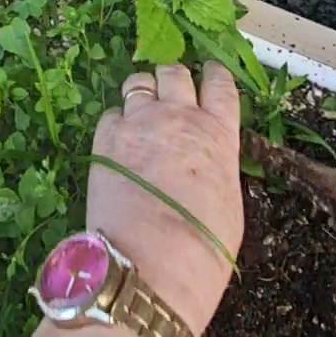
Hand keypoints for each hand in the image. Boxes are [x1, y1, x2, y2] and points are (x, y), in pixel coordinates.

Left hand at [86, 61, 243, 333]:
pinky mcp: (106, 134)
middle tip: (171, 95)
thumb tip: (205, 156)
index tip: (209, 73)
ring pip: (139, 82)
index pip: (220, 84)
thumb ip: (216, 164)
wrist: (150, 264)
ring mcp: (139, 120)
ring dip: (143, 92)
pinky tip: (119, 141)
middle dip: (173, 80)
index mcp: (217, 133)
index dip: (214, 75)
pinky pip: (112, 111)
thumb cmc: (202, 248)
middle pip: (174, 72)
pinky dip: (117, 121)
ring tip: (142, 109)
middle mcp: (179, 115)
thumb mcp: (229, 202)